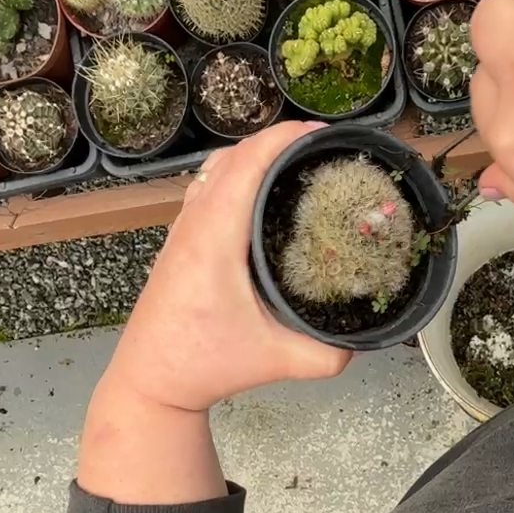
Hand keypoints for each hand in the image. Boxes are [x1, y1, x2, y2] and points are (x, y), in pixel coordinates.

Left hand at [98, 121, 352, 414]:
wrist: (151, 379)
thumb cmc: (204, 365)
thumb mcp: (278, 361)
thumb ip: (327, 354)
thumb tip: (362, 341)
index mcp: (215, 240)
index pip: (246, 166)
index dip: (283, 138)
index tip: (322, 132)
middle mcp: (194, 225)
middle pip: (232, 157)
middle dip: (277, 141)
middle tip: (321, 147)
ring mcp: (182, 230)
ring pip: (216, 170)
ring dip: (255, 156)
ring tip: (296, 163)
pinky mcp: (180, 242)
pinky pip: (207, 188)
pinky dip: (238, 175)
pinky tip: (263, 195)